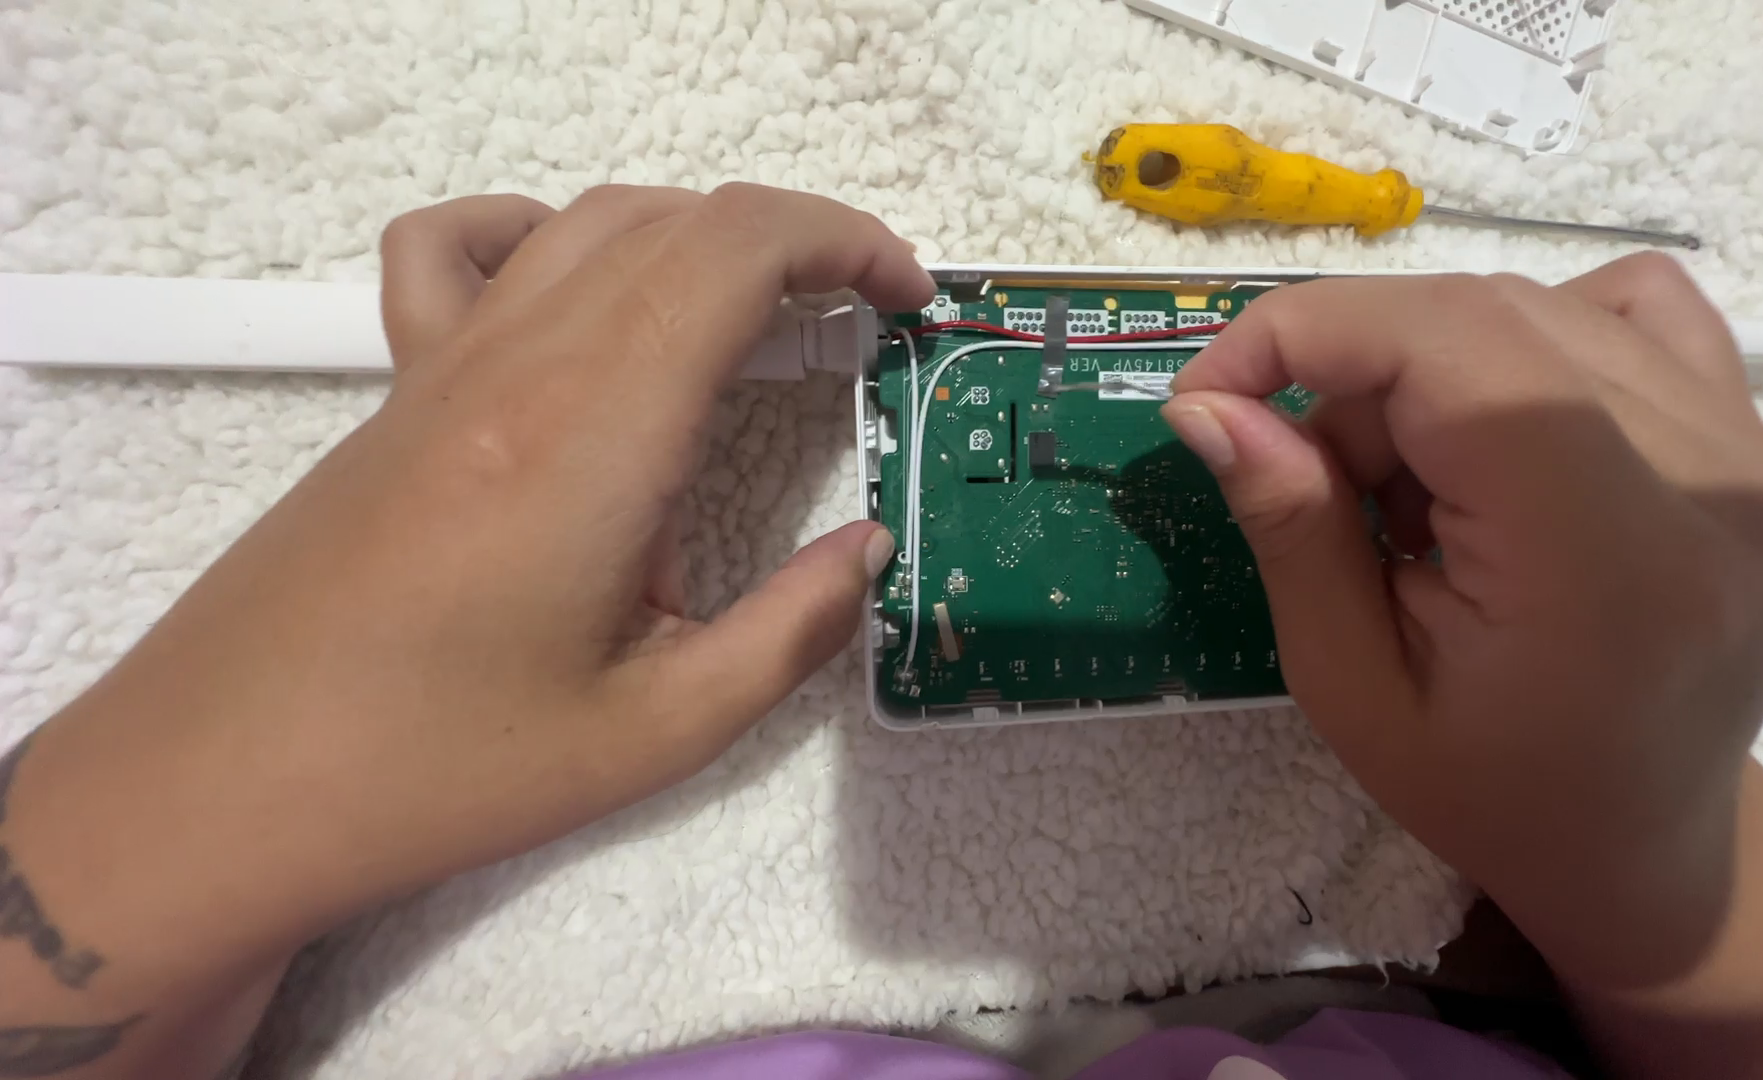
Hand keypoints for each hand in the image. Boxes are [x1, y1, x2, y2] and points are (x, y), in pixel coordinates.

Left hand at [10, 185, 929, 1005]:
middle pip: (682, 222)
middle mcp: (522, 366)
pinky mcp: (401, 388)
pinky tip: (592, 290)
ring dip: (710, 238)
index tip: (908, 295)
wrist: (219, 791)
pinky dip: (551, 234)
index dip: (843, 244)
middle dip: (806, 240)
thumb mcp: (665, 728)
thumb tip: (869, 551)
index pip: (734, 255)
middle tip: (871, 309)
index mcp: (597, 436)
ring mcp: (447, 363)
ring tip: (776, 306)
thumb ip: (793, 630)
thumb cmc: (453, 767)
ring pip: (595, 223)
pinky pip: (465, 251)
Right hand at [1164, 254, 1762, 988]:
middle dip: (1342, 379)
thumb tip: (1204, 408)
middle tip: (1306, 483)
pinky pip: (1608, 313)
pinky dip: (1501, 352)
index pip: (1445, 344)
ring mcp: (1754, 440)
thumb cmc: (1476, 785)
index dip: (1296, 335)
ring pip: (1521, 308)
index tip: (1202, 398)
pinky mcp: (1750, 430)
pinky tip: (1479, 439)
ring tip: (1400, 496)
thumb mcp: (1342, 679)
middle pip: (1472, 316)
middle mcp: (1715, 470)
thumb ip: (1288, 526)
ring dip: (1410, 383)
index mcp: (1606, 553)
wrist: (1632, 836)